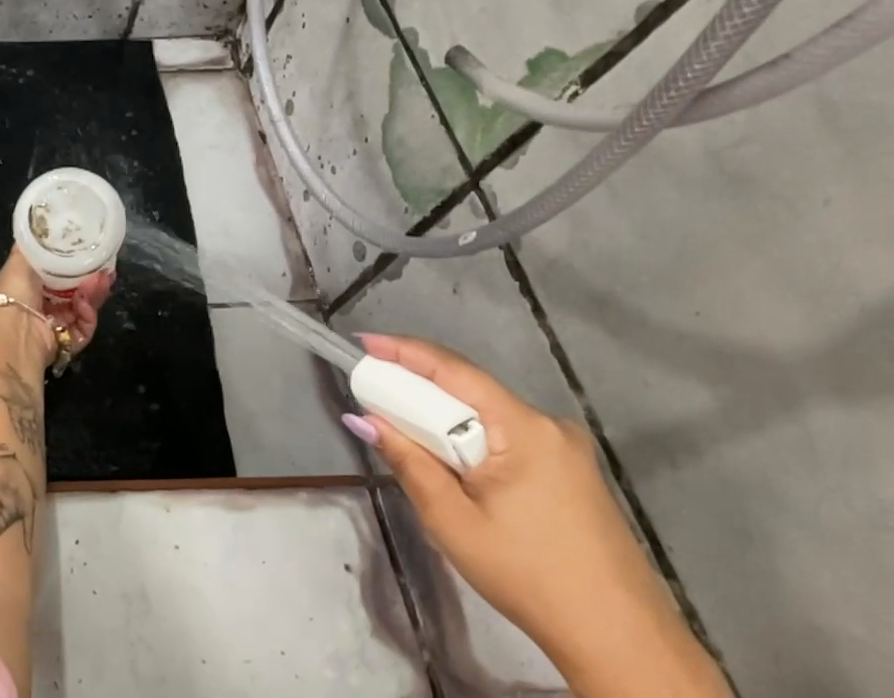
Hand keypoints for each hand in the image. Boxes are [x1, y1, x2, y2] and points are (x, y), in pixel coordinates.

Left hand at [0, 249, 114, 359]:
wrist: (14, 332)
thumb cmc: (14, 292)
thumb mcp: (19, 261)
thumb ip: (33, 247)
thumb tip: (41, 229)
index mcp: (32, 287)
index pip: (59, 274)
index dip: (75, 263)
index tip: (91, 251)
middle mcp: (46, 306)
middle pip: (76, 290)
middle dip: (92, 278)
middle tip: (107, 266)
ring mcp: (59, 324)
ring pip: (85, 307)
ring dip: (94, 292)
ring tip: (103, 278)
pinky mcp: (70, 341)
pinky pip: (85, 325)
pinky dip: (87, 313)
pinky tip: (85, 302)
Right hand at [348, 333, 725, 694]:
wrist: (621, 640)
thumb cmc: (528, 575)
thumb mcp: (451, 520)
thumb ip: (408, 461)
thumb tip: (365, 419)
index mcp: (524, 430)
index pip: (454, 371)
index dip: (405, 352)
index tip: (363, 343)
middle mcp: (549, 427)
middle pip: (470, 392)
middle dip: (417, 391)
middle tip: (370, 396)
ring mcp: (566, 451)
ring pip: (487, 418)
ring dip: (443, 422)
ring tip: (403, 438)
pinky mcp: (572, 474)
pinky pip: (506, 440)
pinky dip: (469, 443)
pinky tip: (451, 468)